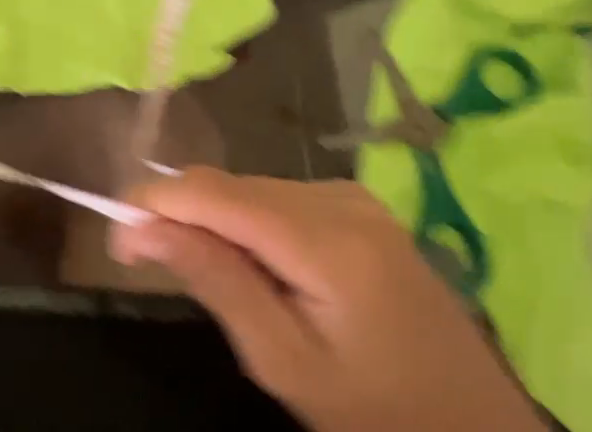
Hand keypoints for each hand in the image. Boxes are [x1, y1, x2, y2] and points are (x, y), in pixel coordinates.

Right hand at [111, 171, 544, 431]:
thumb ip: (216, 282)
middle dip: (177, 213)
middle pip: (228, 185)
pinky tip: (248, 265)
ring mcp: (356, 200)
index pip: (213, 192)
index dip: (152, 202)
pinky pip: (277, 198)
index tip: (115, 241)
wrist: (476, 428)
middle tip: (144, 262)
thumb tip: (142, 225)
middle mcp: (341, 199)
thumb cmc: (376, 410)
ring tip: (200, 272)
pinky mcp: (361, 209)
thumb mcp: (285, 362)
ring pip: (248, 187)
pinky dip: (244, 221)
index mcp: (328, 240)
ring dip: (209, 219)